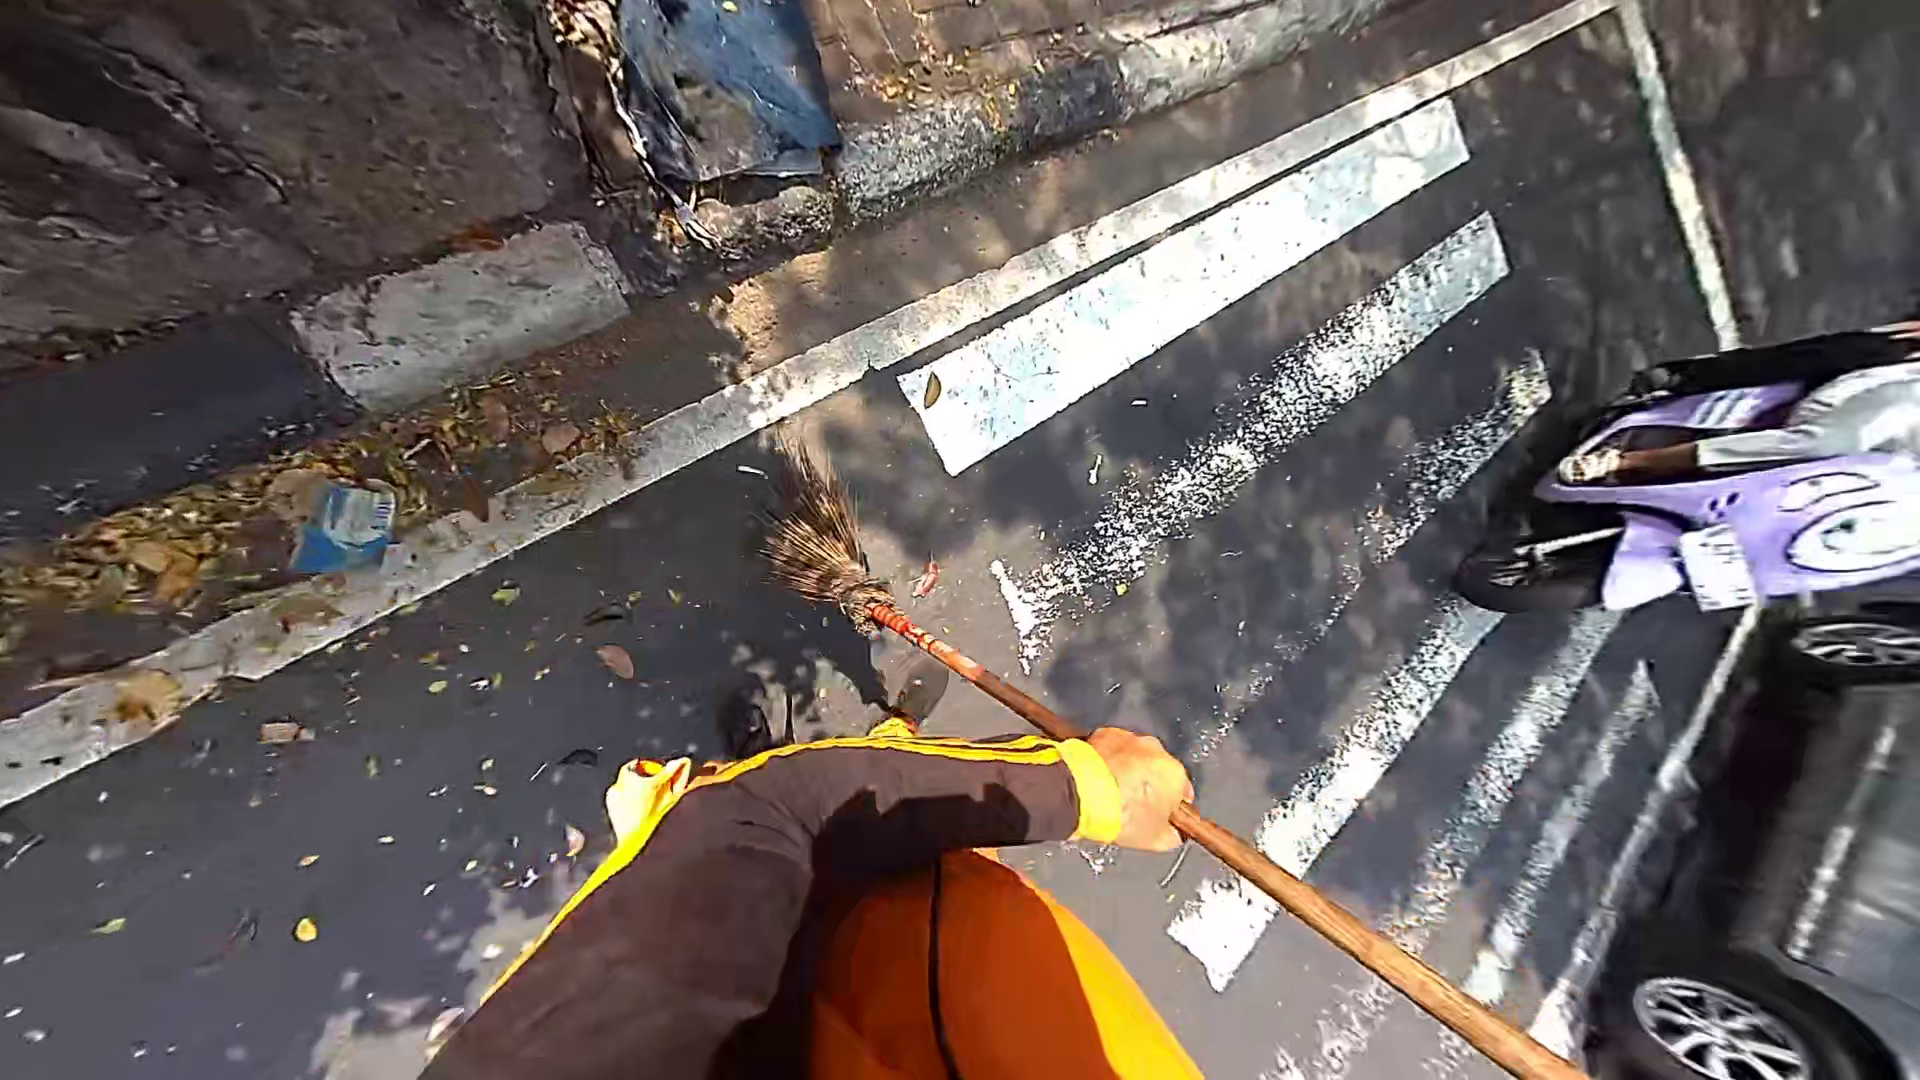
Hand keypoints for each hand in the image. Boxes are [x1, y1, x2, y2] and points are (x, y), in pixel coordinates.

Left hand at [1086, 728, 1192, 851]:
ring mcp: (1130, 739)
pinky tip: (1100, 773)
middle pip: (1158, 768)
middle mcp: (1156, 750)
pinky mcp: (1107, 733)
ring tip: (1113, 787)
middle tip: (1133, 800)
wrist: (1083, 793)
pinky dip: (1109, 757)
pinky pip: (1113, 746)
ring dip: (1128, 767)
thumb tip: (1172, 832)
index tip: (1160, 812)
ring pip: (1135, 755)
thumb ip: (1172, 834)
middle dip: (1149, 782)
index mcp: (1175, 775)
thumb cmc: (1121, 814)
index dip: (1171, 804)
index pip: (1182, 790)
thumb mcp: (1156, 840)